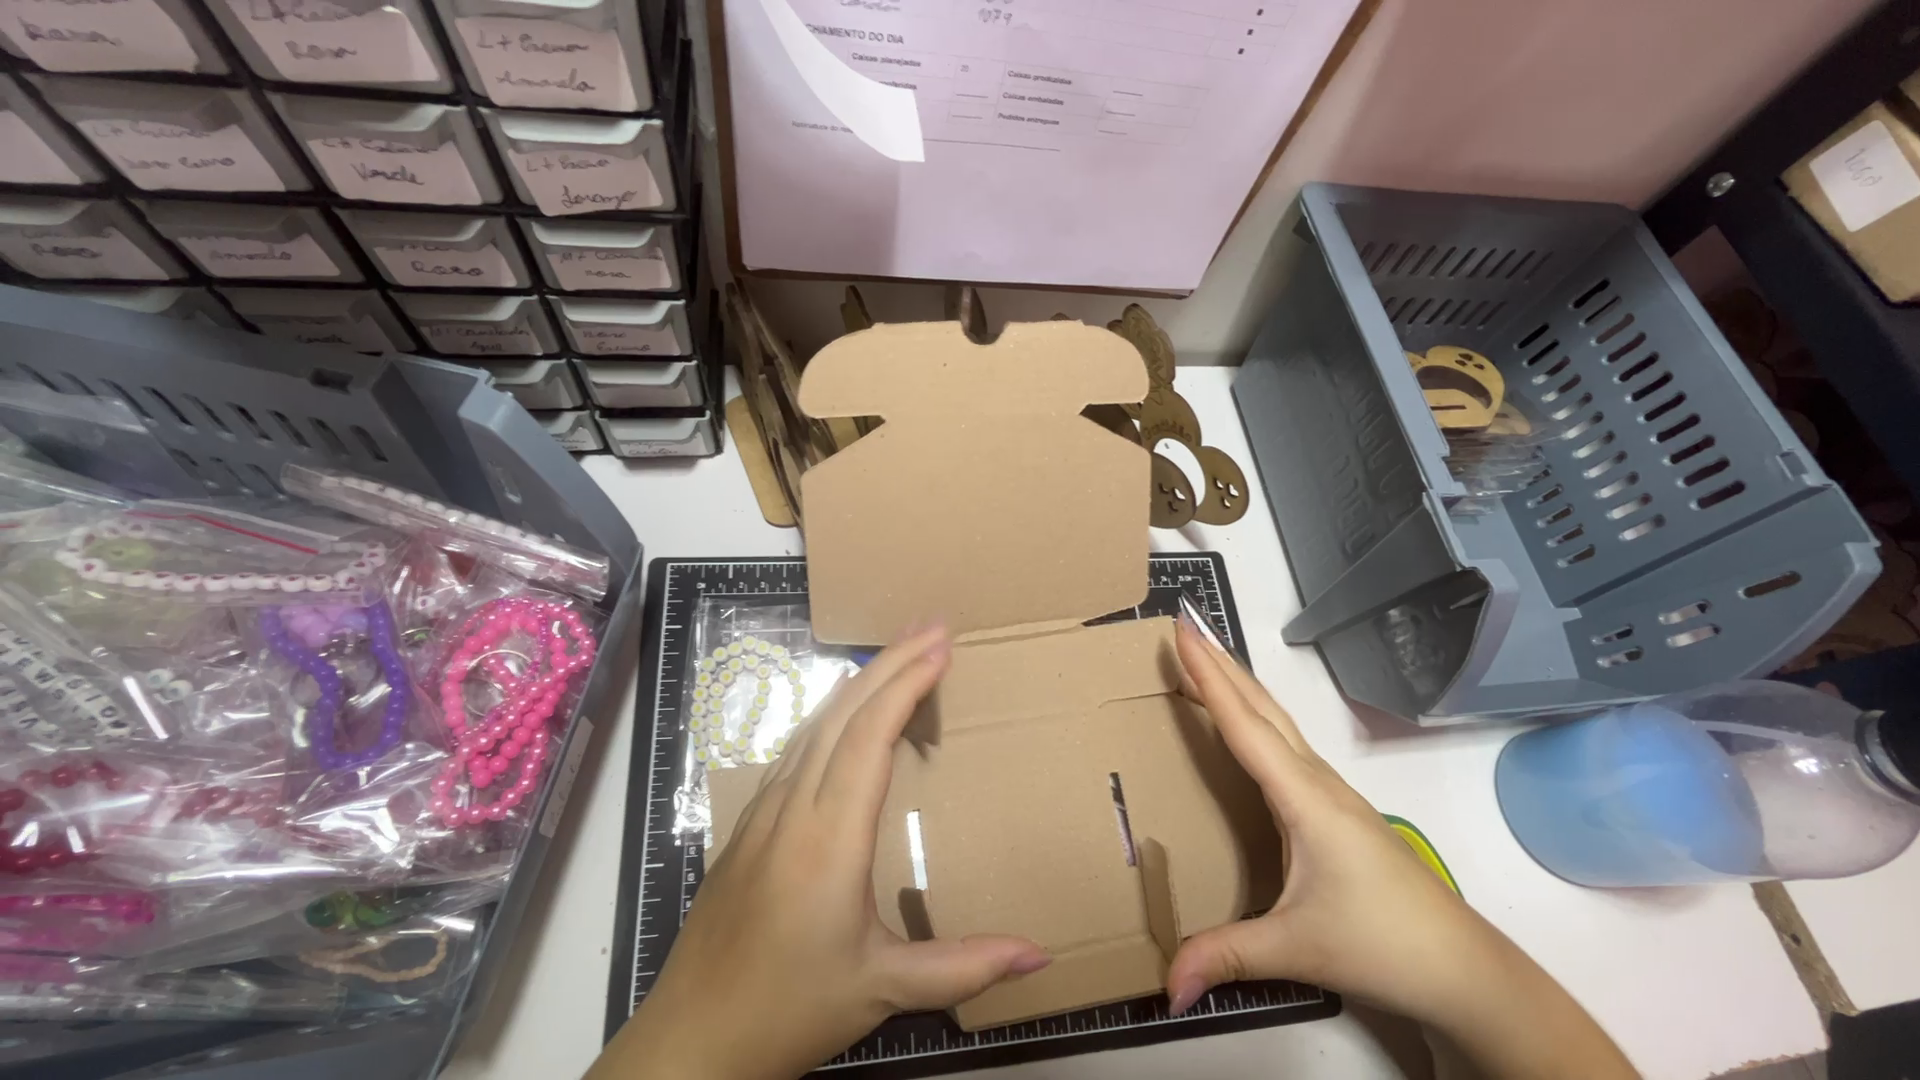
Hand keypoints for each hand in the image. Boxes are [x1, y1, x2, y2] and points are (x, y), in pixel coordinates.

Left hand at [591, 625, 1049, 1079]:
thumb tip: (1040, 955)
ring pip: (814, 725)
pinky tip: (847, 711)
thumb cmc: (789, 1010)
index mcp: (828, 839)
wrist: (692, 1037)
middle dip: (889, 663)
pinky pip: (797, 750)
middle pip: (841, 714)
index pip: (869, 737)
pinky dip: (832, 714)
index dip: (906, 685)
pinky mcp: (750, 824)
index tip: (942, 647)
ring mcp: (764, 812)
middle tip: (932, 626)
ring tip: (899, 652)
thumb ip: (964, 966)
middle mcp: (793, 808)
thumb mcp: (882, 990)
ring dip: (858, 682)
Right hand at [1166, 617, 1637, 1079]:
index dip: (1209, 678)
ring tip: (1206, 660)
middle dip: (1221, 663)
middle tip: (1186, 623)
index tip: (1184, 630)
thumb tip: (1164, 987)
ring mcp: (1330, 794)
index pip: (1245, 726)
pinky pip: (1285, 746)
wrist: (1464, 970)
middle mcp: (1317, 783)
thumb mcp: (1296, 948)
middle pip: (1262, 708)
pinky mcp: (1335, 811)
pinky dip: (1255, 719)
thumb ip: (1225, 956)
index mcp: (1305, 799)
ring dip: (1239, 687)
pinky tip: (1246, 728)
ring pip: (1277, 723)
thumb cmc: (1383, 944)